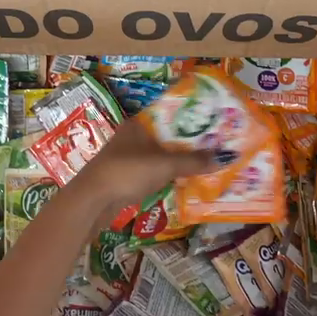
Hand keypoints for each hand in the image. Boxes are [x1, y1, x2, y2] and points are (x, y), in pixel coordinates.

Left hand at [68, 120, 217, 210]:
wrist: (92, 200)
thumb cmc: (128, 172)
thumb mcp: (164, 165)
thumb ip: (193, 161)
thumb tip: (224, 157)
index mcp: (139, 123)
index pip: (170, 115)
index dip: (193, 120)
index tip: (214, 126)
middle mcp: (133, 136)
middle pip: (167, 137)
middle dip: (189, 144)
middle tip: (216, 147)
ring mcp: (128, 157)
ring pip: (161, 155)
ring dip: (180, 161)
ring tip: (207, 163)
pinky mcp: (126, 176)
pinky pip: (154, 171)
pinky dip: (168, 175)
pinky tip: (185, 180)